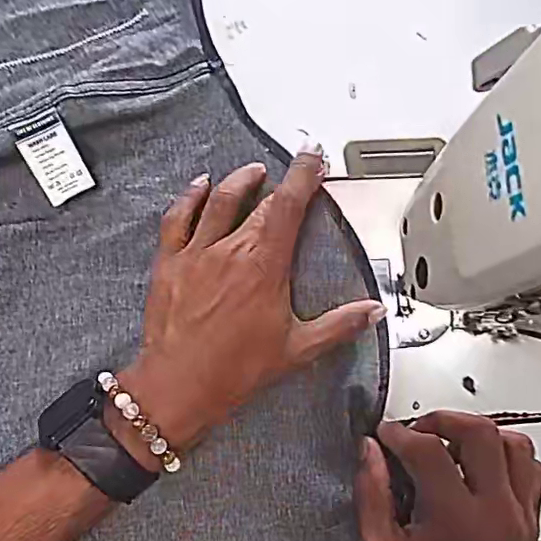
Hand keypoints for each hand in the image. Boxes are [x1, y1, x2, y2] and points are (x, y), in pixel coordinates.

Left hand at [112, 149, 383, 464]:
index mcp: (264, 266)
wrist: (179, 384)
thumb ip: (339, 326)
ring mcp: (196, 254)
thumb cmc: (232, 370)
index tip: (312, 156)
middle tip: (291, 173)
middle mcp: (230, 251)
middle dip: (279, 182)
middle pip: (259, 202)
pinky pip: (177, 218)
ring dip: (238, 181)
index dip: (303, 174)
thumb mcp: (296, 349)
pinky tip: (199, 187)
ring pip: (218, 201)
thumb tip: (370, 312)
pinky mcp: (169, 263)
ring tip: (252, 172)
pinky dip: (189, 197)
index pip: (289, 204)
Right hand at [355, 412, 540, 540]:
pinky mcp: (532, 520)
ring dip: (479, 432)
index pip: (428, 450)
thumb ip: (371, 494)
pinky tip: (482, 463)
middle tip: (418, 429)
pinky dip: (508, 454)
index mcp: (455, 518)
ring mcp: (520, 514)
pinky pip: (531, 468)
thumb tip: (370, 451)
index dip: (400, 434)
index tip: (385, 435)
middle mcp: (496, 510)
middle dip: (442, 419)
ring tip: (451, 442)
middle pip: (480, 433)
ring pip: (514, 444)